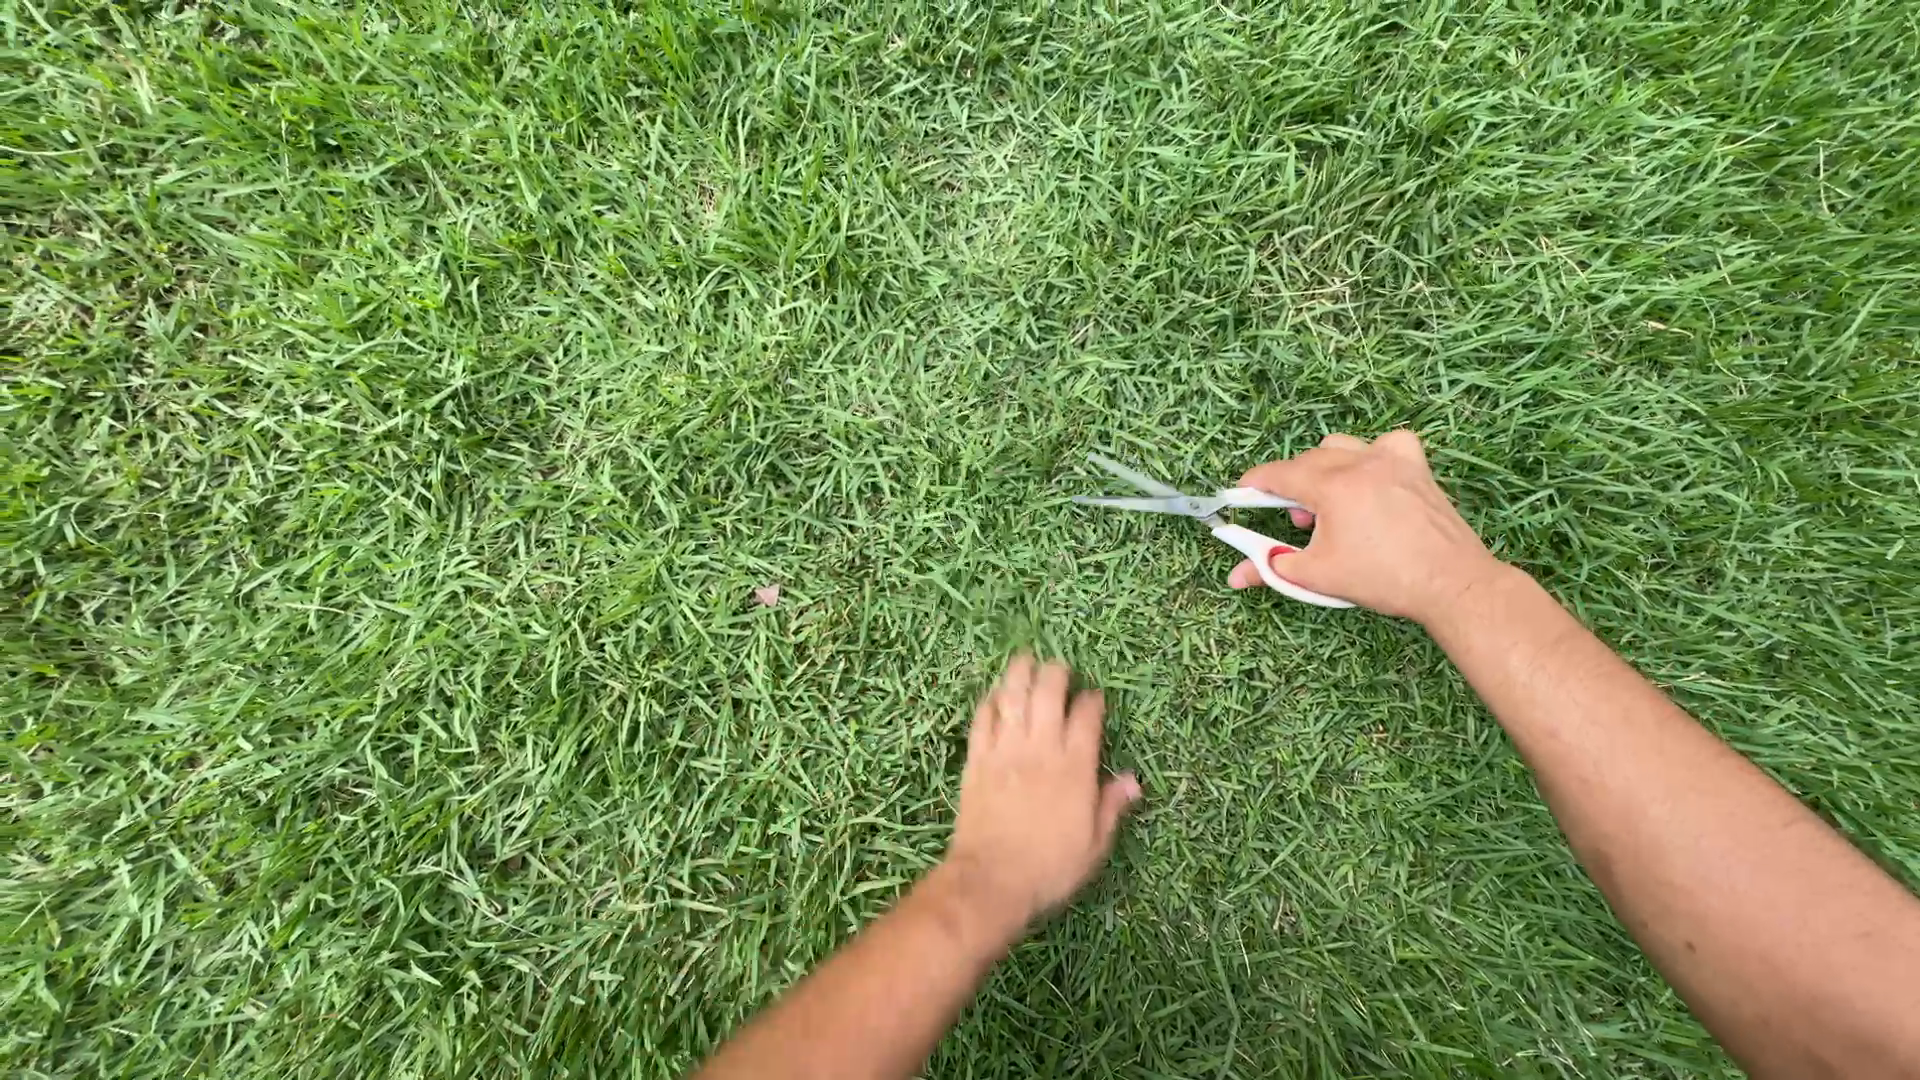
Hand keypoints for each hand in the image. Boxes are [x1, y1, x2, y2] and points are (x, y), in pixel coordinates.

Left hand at [944, 655, 1140, 937]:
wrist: (991, 879)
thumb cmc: (1050, 866)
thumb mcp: (1093, 844)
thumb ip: (1111, 806)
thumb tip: (1133, 780)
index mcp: (1074, 767)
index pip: (1086, 717)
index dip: (1092, 701)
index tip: (1094, 695)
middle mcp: (1040, 749)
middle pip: (1048, 694)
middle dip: (1056, 674)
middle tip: (1059, 667)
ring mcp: (1005, 751)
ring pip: (1013, 698)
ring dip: (1019, 674)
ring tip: (1025, 660)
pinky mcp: (976, 759)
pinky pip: (982, 720)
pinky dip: (989, 702)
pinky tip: (994, 694)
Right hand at [1227, 431, 1506, 623]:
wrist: (1451, 583)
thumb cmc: (1382, 578)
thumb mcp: (1315, 575)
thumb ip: (1270, 567)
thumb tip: (1236, 576)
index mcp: (1332, 486)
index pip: (1278, 474)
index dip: (1253, 484)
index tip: (1240, 494)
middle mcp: (1360, 464)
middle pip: (1306, 461)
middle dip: (1289, 486)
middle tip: (1293, 520)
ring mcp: (1392, 462)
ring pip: (1341, 448)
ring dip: (1324, 469)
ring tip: (1328, 503)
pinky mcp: (1417, 469)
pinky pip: (1387, 444)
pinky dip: (1372, 455)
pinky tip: (1370, 479)